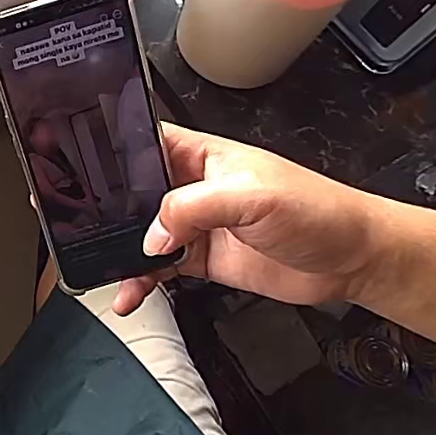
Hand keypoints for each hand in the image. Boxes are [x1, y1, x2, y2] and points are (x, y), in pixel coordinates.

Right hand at [113, 124, 387, 314]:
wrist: (350, 259)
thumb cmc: (318, 209)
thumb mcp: (253, 196)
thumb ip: (195, 207)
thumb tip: (154, 232)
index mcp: (202, 154)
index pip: (146, 142)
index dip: (115, 152)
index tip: (85, 171)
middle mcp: (193, 186)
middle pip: (136, 193)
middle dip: (110, 211)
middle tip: (86, 229)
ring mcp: (197, 223)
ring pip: (144, 234)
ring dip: (124, 252)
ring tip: (109, 271)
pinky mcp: (203, 256)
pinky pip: (161, 267)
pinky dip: (143, 280)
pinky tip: (132, 292)